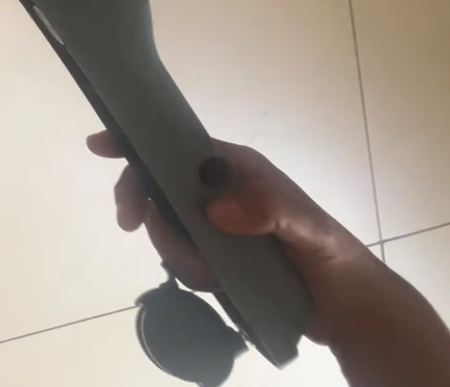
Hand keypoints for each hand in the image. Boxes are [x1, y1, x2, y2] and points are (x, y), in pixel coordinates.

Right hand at [88, 132, 388, 343]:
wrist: (348, 309)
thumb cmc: (330, 254)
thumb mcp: (307, 227)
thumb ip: (266, 209)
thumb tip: (214, 209)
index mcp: (232, 166)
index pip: (174, 143)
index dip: (135, 141)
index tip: (100, 146)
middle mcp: (215, 187)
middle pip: (156, 182)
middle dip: (141, 203)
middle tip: (130, 223)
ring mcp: (210, 220)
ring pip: (164, 222)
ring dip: (173, 247)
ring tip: (206, 271)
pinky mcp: (211, 250)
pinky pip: (177, 252)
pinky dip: (186, 267)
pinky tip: (212, 279)